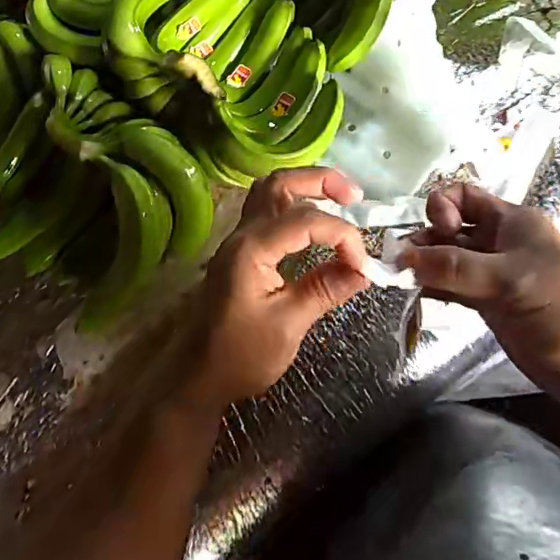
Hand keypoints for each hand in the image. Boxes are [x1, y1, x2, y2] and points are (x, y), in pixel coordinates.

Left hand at [181, 168, 369, 412]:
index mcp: (252, 250)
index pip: (306, 220)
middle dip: (321, 182)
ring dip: (306, 188)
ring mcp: (238, 240)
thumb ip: (325, 289)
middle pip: (281, 183)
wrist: (195, 377)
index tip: (362, 265)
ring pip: (271, 191)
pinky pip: (268, 210)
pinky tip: (315, 225)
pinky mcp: (241, 251)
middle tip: (355, 198)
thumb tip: (364, 271)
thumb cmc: (239, 356)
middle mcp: (242, 234)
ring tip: (339, 202)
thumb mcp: (288, 326)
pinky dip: (295, 205)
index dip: (342, 235)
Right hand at [400, 184, 559, 414]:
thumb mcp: (513, 281)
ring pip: (448, 260)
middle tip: (397, 265)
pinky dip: (432, 290)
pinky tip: (413, 297)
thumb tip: (401, 257)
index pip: (463, 195)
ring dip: (423, 266)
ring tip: (397, 281)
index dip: (441, 206)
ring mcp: (494, 276)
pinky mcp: (491, 307)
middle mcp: (500, 243)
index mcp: (511, 222)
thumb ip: (456, 268)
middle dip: (423, 238)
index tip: (434, 233)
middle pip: (450, 228)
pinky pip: (453, 289)